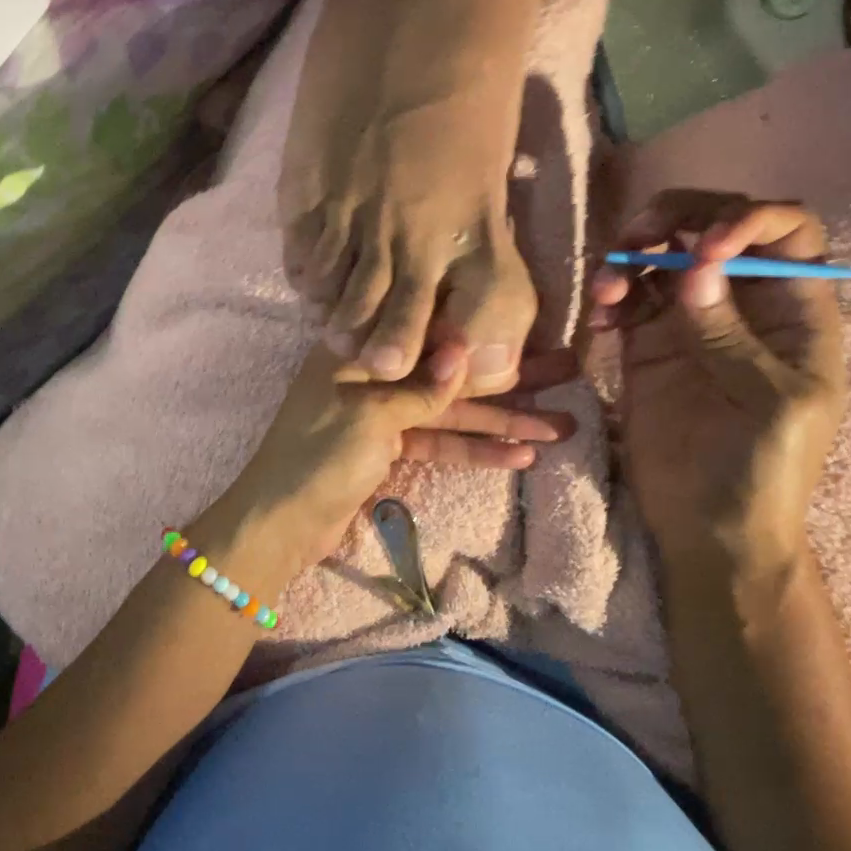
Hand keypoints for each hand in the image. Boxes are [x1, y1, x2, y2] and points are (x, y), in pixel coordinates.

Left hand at [220, 343, 575, 571]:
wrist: (281, 523)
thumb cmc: (320, 456)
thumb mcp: (373, 414)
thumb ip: (423, 387)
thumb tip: (467, 350)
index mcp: (357, 352)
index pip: (426, 331)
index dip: (479, 331)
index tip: (532, 327)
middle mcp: (370, 376)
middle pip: (446, 372)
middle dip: (505, 379)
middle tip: (569, 374)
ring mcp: (378, 415)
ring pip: (449, 411)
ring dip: (501, 420)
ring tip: (561, 427)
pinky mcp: (385, 450)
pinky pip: (437, 441)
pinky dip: (474, 448)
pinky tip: (519, 455)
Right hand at [281, 42, 536, 395]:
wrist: (422, 1)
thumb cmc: (474, 70)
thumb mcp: (493, 155)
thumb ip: (480, 221)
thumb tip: (470, 264)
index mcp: (464, 220)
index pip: (445, 306)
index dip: (432, 341)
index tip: (419, 362)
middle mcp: (405, 226)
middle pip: (384, 309)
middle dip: (377, 344)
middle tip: (369, 363)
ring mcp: (350, 206)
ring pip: (338, 287)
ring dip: (336, 317)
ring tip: (333, 335)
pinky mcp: (305, 182)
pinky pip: (300, 246)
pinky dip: (304, 273)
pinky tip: (305, 283)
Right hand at [589, 192, 846, 572]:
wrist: (712, 526)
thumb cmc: (765, 469)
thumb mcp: (770, 402)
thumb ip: (731, 335)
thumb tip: (695, 268)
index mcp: (797, 311)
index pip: (788, 231)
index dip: (749, 220)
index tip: (706, 244)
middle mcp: (743, 304)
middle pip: (715, 229)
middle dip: (676, 219)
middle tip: (633, 238)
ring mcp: (690, 322)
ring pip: (662, 257)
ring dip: (631, 256)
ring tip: (606, 290)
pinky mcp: (645, 346)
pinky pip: (627, 299)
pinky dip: (609, 295)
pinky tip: (599, 317)